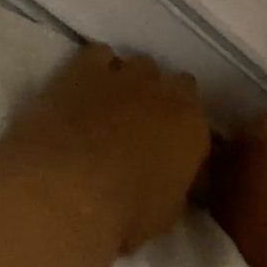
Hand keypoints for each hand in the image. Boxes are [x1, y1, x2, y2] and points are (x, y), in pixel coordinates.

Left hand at [2, 42, 208, 251]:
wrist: (66, 188)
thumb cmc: (124, 212)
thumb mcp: (167, 212)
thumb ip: (177, 186)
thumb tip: (175, 180)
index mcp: (192, 125)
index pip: (200, 114)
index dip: (185, 127)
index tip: (174, 145)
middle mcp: (164, 91)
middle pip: (174, 82)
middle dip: (163, 99)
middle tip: (145, 126)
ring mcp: (123, 75)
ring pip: (139, 64)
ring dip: (132, 82)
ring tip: (113, 106)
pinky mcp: (83, 69)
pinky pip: (98, 54)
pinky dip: (97, 66)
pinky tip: (87, 86)